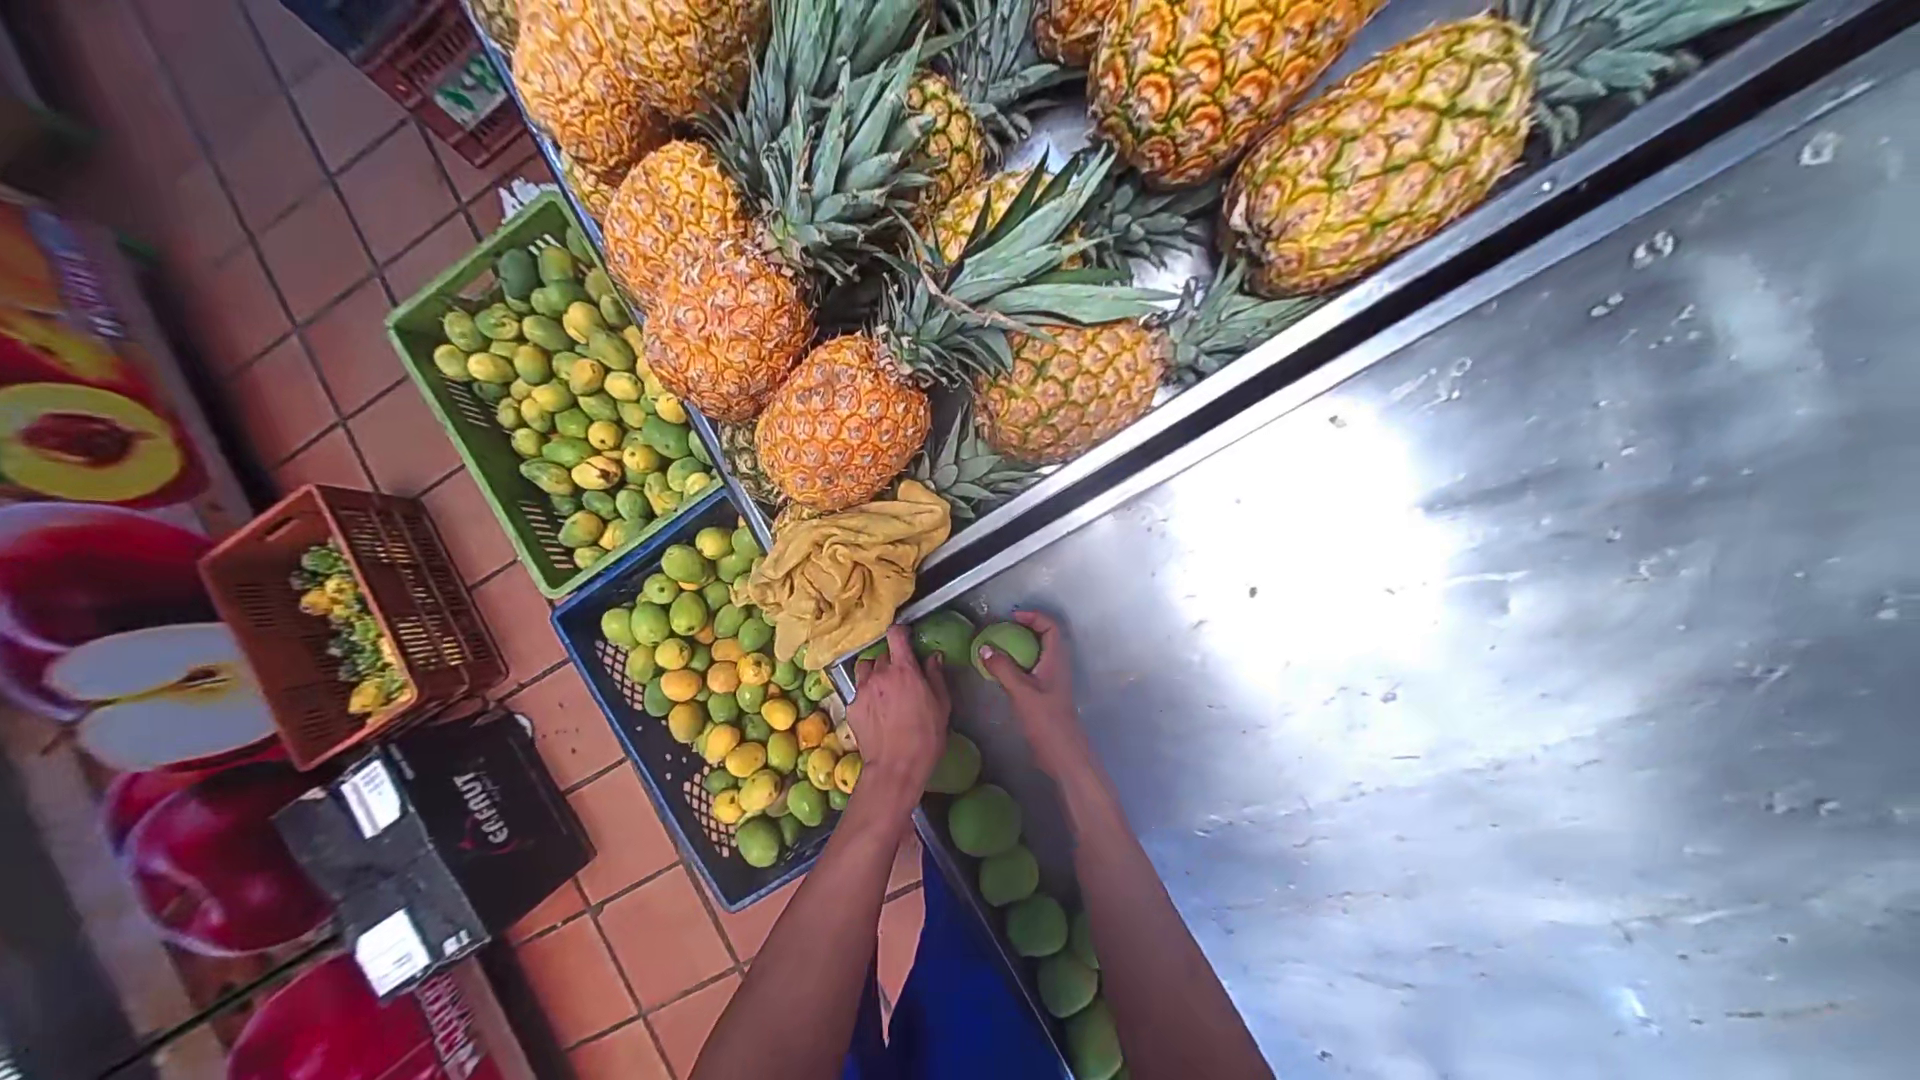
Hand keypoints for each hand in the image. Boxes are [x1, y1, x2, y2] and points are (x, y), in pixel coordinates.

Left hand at [849, 624, 949, 795]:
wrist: (895, 766)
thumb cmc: (926, 736)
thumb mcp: (942, 705)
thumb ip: (936, 676)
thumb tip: (933, 657)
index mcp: (904, 669)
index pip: (895, 635)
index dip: (900, 632)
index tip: (905, 637)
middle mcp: (879, 674)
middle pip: (881, 655)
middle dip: (891, 661)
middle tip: (901, 677)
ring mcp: (862, 690)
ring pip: (865, 669)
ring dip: (874, 673)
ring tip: (883, 689)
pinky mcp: (851, 707)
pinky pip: (857, 691)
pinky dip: (866, 694)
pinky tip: (875, 711)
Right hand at [976, 611, 1095, 781]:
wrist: (1063, 754)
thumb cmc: (1047, 721)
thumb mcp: (1022, 692)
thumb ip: (1003, 668)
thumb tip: (985, 648)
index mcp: (1056, 660)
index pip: (1050, 627)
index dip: (1033, 616)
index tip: (1011, 617)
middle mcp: (1056, 666)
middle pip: (1043, 637)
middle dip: (1022, 629)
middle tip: (999, 629)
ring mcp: (1050, 681)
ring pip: (1035, 654)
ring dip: (1017, 647)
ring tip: (995, 647)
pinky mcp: (1044, 694)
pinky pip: (1029, 669)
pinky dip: (1015, 664)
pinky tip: (999, 671)